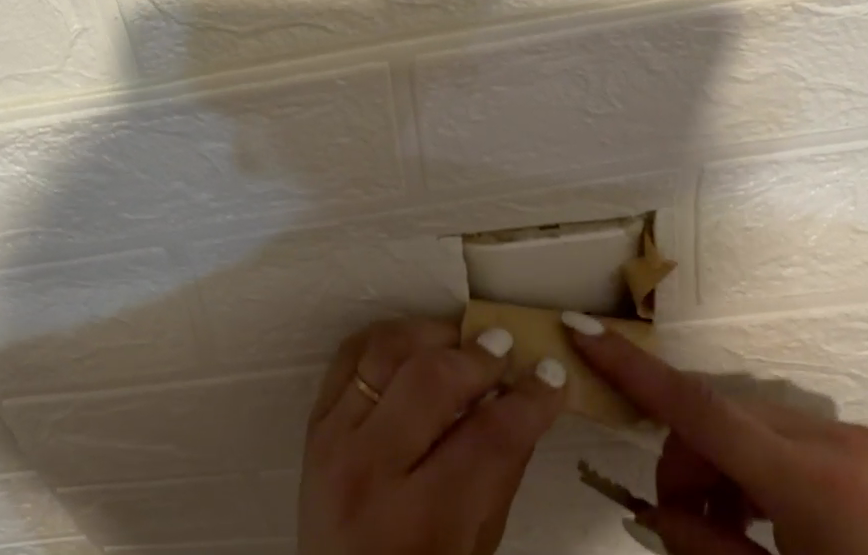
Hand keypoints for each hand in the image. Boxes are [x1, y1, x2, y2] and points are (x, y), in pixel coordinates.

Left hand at [298, 317, 567, 554]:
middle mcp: (369, 468)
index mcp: (421, 518)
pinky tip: (416, 342)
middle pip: (430, 380)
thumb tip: (522, 398)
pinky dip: (386, 337)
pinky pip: (348, 355)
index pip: (489, 437)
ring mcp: (332, 438)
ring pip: (384, 351)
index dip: (531, 399)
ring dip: (431, 334)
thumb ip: (499, 471)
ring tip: (462, 340)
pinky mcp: (313, 420)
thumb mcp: (477, 544)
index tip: (554, 375)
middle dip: (478, 356)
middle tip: (506, 349)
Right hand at [561, 313, 867, 554]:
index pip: (696, 406)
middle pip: (726, 418)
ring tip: (744, 535)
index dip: (630, 368)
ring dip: (737, 468)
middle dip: (689, 459)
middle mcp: (847, 444)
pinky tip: (799, 529)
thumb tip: (662, 511)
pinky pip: (818, 446)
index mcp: (814, 482)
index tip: (579, 329)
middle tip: (685, 522)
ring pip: (770, 430)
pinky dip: (785, 472)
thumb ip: (711, 548)